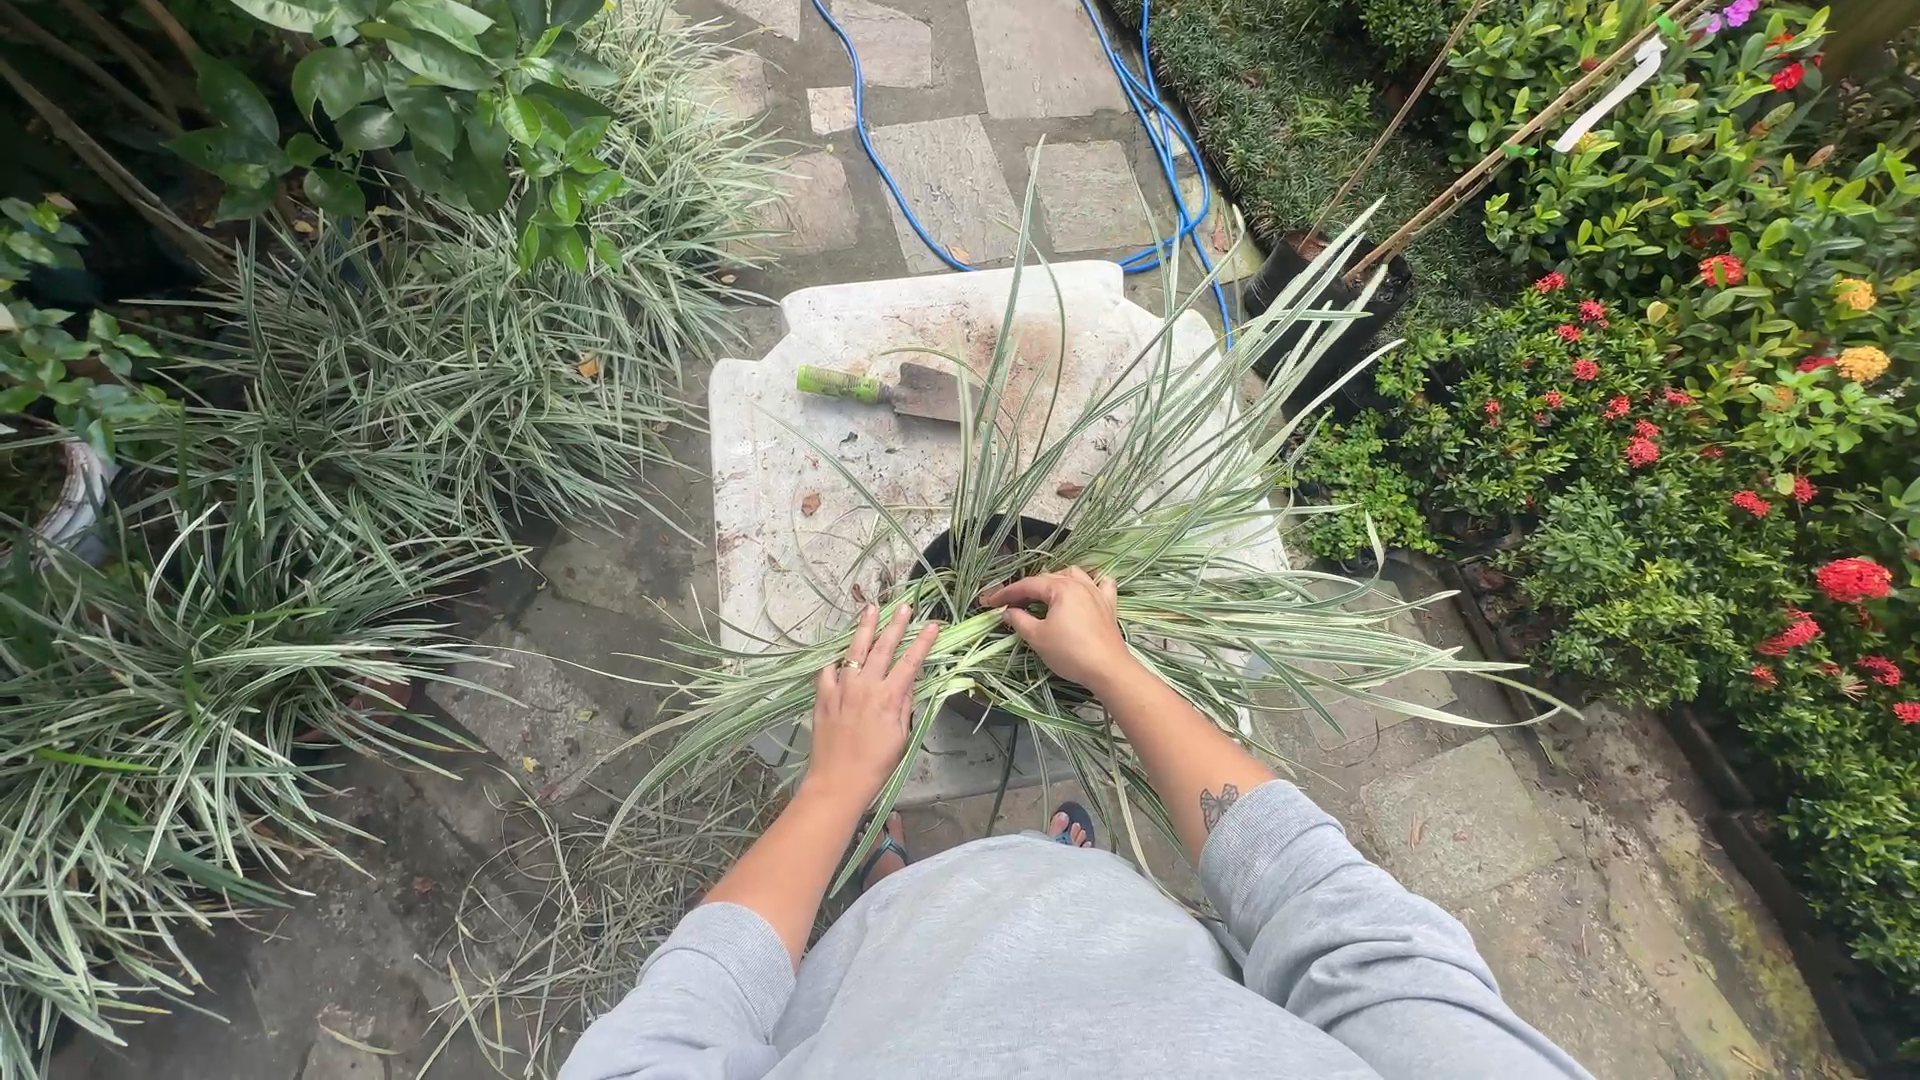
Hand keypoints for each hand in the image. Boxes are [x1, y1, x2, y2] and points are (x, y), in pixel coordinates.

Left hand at [802, 604, 939, 809]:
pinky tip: (839, 651)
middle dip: (896, 625)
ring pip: (855, 651)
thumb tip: (908, 682)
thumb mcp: (901, 735)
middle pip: (883, 648)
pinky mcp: (823, 696)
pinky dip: (835, 659)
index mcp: (888, 697)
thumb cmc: (876, 764)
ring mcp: (842, 688)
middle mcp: (865, 686)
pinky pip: (828, 670)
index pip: (910, 662)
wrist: (838, 781)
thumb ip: (904, 705)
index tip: (932, 625)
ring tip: (871, 609)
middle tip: (904, 607)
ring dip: (865, 628)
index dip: (923, 642)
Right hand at [979, 567, 1133, 692]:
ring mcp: (1097, 592)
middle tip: (1012, 605)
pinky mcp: (1109, 605)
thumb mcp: (1037, 637)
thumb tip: (1008, 612)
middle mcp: (1079, 584)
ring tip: (1045, 595)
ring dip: (1056, 581)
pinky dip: (1092, 582)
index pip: (1027, 585)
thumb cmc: (1070, 653)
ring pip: (1073, 575)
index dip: (1006, 593)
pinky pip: (1102, 584)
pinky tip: (1086, 589)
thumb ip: (1019, 620)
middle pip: (1048, 578)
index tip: (991, 602)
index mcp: (1060, 588)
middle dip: (1027, 590)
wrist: (1107, 669)